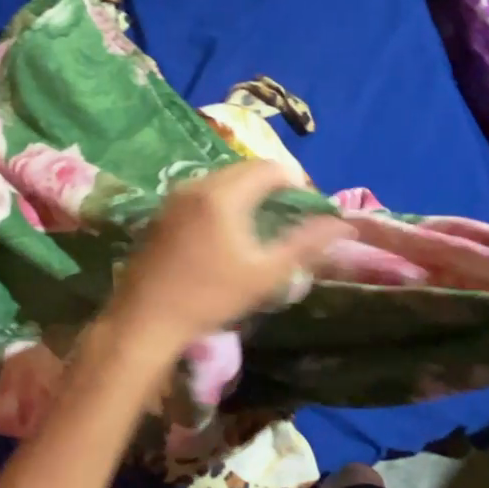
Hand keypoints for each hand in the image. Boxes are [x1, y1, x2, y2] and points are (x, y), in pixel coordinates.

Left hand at [107, 162, 350, 348]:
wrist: (146, 319)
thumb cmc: (209, 298)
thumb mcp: (265, 275)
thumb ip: (305, 245)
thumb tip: (342, 225)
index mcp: (224, 195)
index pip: (269, 168)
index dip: (294, 180)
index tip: (306, 203)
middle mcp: (196, 186)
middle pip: (243, 169)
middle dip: (269, 183)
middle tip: (286, 211)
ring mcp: (173, 199)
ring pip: (219, 181)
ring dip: (243, 192)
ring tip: (259, 221)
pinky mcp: (160, 214)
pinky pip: (199, 195)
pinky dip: (220, 202)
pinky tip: (224, 232)